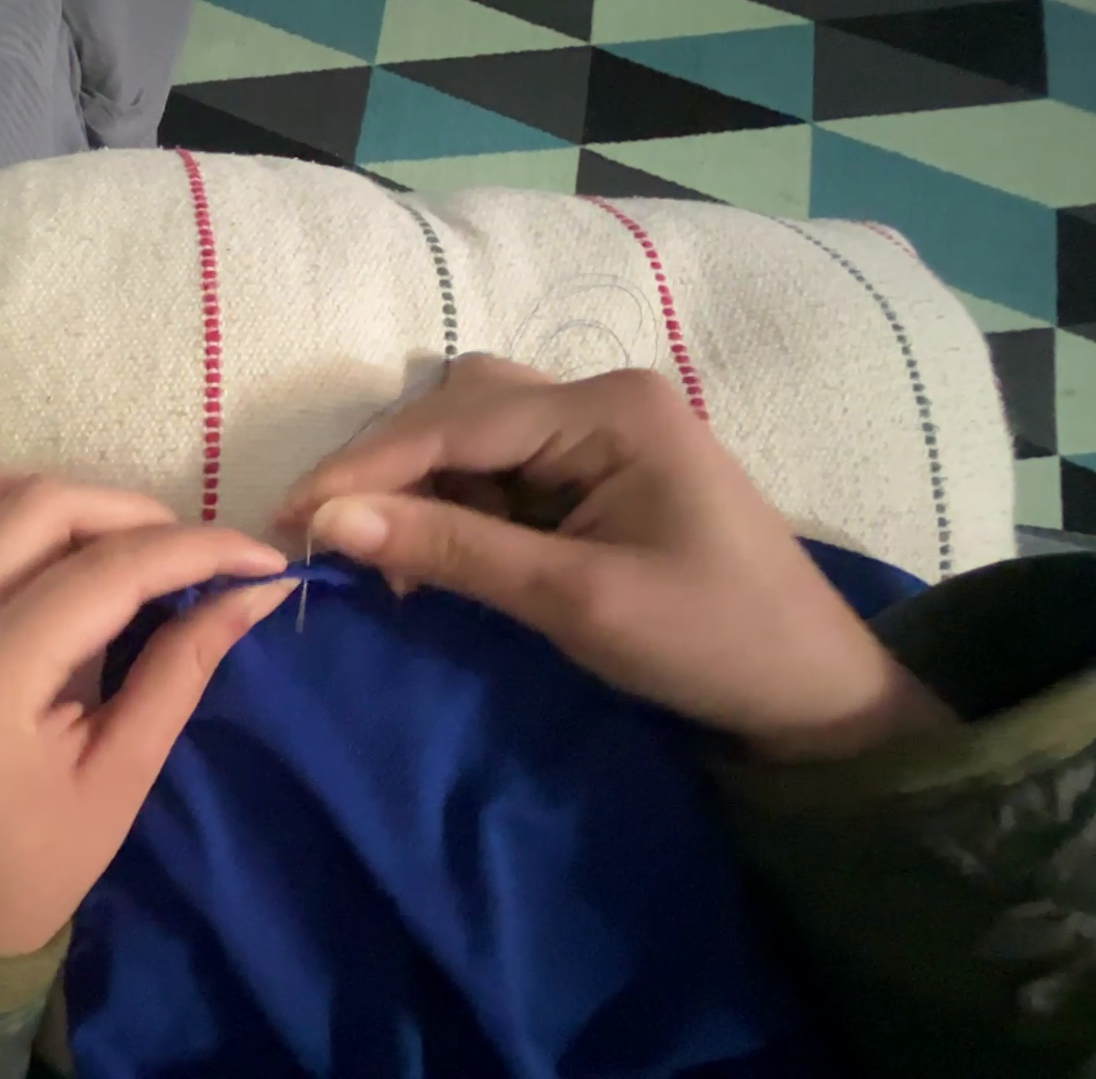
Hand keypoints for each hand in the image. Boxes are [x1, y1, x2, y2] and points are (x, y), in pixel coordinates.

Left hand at [0, 465, 293, 954]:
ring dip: (58, 497)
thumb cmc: (42, 858)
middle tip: (192, 559)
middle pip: (44, 508)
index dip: (198, 551)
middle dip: (138, 516)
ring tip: (112, 540)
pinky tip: (33, 536)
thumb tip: (258, 590)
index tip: (262, 557)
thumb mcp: (127, 771)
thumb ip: (186, 666)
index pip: (108, 573)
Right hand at [279, 355, 954, 761]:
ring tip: (395, 558)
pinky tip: (436, 553)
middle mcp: (592, 400)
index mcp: (608, 410)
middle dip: (386, 471)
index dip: (363, 467)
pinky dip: (443, 507)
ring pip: (459, 435)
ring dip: (413, 488)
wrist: (804, 694)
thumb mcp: (571, 597)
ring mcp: (585, 434)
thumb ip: (448, 548)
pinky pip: (482, 470)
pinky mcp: (575, 472)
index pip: (454, 423)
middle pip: (451, 410)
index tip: (291, 515)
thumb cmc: (709, 641)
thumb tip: (329, 520)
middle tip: (336, 537)